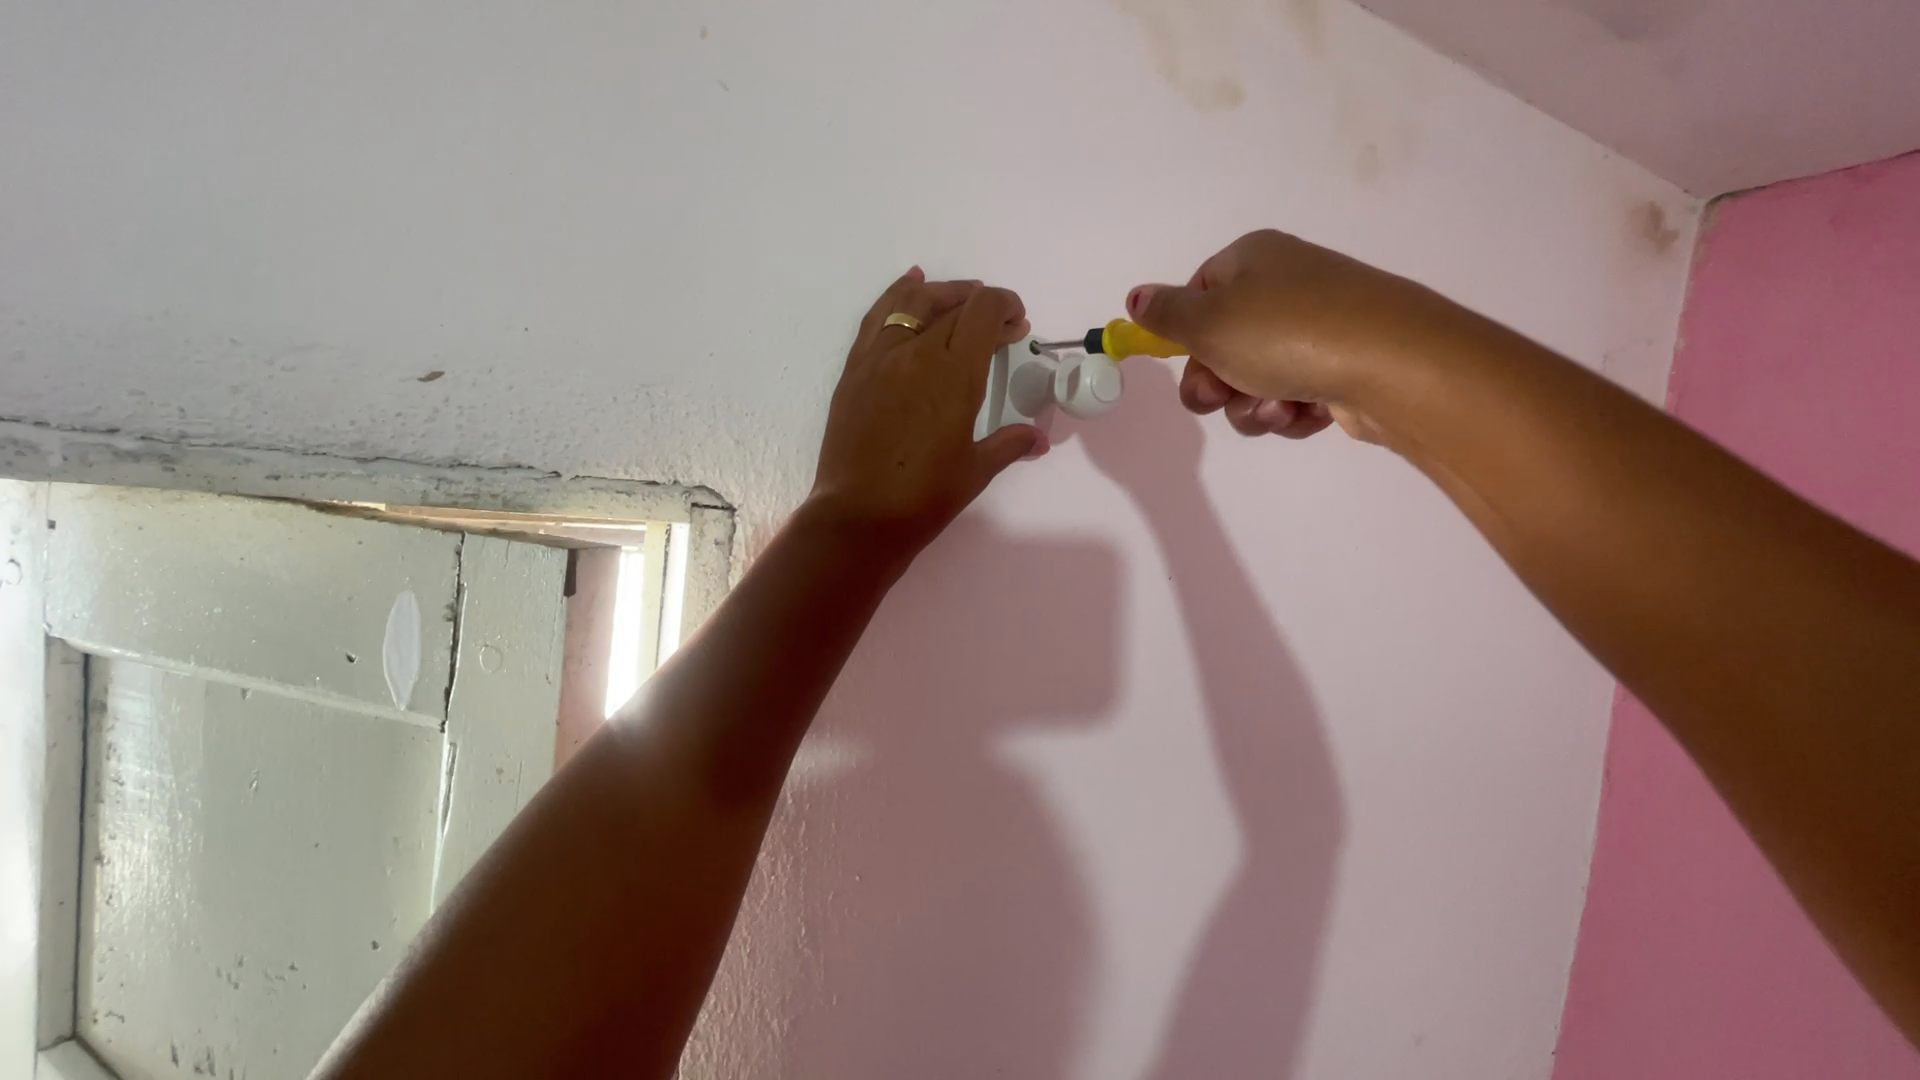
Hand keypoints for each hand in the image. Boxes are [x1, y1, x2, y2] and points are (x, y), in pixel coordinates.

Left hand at [808, 268, 1042, 551]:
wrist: (860, 516)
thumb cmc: (925, 497)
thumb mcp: (976, 470)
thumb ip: (1009, 444)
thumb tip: (1037, 439)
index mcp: (955, 374)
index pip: (984, 313)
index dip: (1005, 307)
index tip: (1017, 323)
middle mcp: (918, 353)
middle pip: (953, 304)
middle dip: (982, 306)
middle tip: (997, 324)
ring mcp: (880, 357)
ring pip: (912, 301)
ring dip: (942, 293)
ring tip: (959, 297)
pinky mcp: (855, 369)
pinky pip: (878, 316)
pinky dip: (897, 295)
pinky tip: (910, 284)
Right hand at [1126, 229, 1462, 443]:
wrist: (1391, 363)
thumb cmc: (1286, 333)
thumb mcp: (1208, 321)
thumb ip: (1165, 314)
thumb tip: (1136, 296)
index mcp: (1252, 260)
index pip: (1199, 293)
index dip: (1185, 334)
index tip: (1185, 359)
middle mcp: (1285, 286)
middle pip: (1221, 344)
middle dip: (1216, 381)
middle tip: (1221, 393)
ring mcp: (1316, 327)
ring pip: (1253, 378)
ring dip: (1250, 404)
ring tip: (1276, 406)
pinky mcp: (1341, 366)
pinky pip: (1293, 394)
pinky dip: (1291, 410)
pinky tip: (1306, 411)